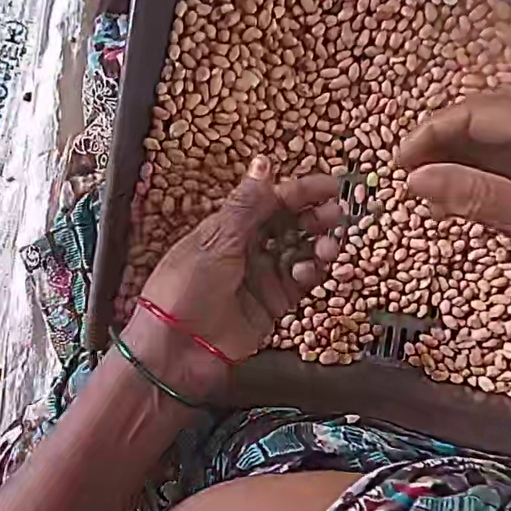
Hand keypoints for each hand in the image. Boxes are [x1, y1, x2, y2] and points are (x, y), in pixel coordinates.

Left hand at [126, 157, 342, 397]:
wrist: (176, 349)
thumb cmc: (185, 288)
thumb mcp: (216, 241)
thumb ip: (247, 205)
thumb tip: (263, 161)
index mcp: (228, 226)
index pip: (271, 201)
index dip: (301, 191)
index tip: (332, 186)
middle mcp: (247, 248)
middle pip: (290, 225)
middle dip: (315, 218)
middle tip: (335, 216)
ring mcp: (261, 277)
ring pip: (300, 252)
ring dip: (317, 245)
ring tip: (327, 247)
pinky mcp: (272, 305)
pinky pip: (300, 283)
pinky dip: (309, 273)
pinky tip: (307, 271)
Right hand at [395, 94, 510, 314]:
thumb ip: (473, 195)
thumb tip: (415, 178)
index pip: (482, 112)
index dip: (433, 132)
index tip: (399, 163)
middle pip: (483, 123)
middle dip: (439, 147)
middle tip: (405, 179)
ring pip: (489, 146)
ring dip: (452, 166)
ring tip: (422, 194)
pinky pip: (501, 168)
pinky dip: (471, 182)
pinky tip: (448, 203)